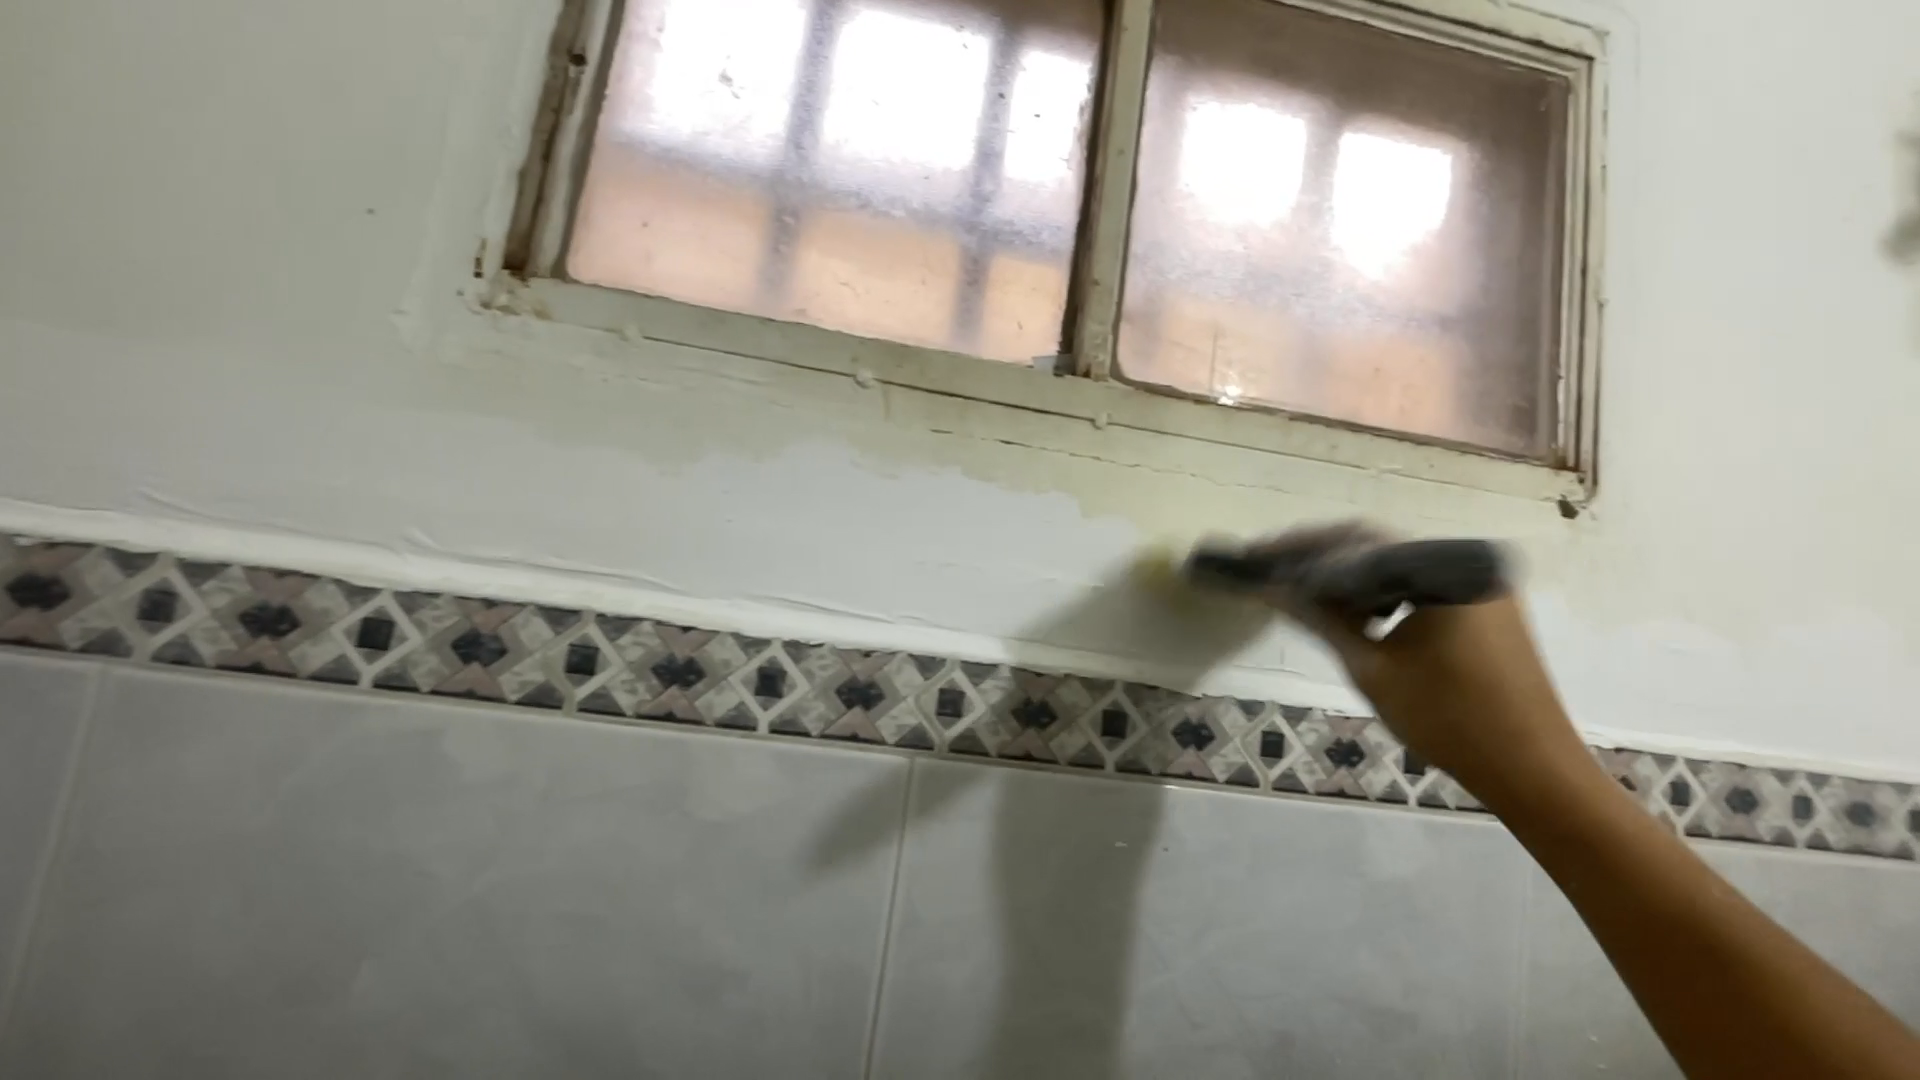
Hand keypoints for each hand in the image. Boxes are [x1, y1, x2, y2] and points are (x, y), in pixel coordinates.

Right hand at [1248, 523, 1591, 809]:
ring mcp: (1482, 584)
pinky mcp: (1486, 607)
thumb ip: (1319, 620)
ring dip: (1351, 577)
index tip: (1258, 556)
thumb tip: (1270, 589)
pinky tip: (1352, 613)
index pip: (1357, 540)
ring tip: (1302, 593)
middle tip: (1272, 570)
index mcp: (1445, 567)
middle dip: (1322, 559)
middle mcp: (1469, 561)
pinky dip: (1383, 593)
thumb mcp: (1371, 668)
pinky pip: (1422, 584)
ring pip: (1399, 565)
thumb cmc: (1448, 720)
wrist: (1534, 771)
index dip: (1300, 547)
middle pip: (1378, 546)